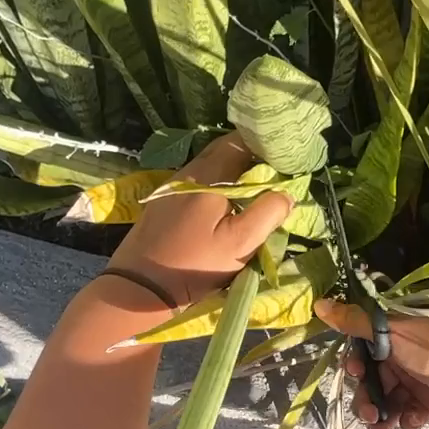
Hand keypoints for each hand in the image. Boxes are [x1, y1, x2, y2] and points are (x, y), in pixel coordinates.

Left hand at [106, 134, 290, 308]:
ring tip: (257, 189)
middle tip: (278, 174)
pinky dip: (219, 185)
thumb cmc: (195, 264)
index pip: (241, 141)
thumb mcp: (240, 243)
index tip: (288, 158)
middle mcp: (189, 171)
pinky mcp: (166, 203)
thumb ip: (268, 212)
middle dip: (253, 157)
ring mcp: (174, 186)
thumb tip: (286, 193)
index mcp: (209, 174)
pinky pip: (199, 182)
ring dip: (235, 172)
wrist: (140, 287)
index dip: (266, 146)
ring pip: (212, 167)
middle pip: (226, 151)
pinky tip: (227, 205)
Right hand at [314, 298, 428, 428]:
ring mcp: (419, 379)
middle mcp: (404, 356)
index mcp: (394, 335)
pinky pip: (410, 413)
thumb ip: (356, 322)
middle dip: (366, 399)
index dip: (354, 365)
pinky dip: (408, 419)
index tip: (354, 374)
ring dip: (382, 416)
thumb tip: (319, 304)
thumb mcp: (392, 332)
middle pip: (373, 381)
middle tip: (369, 415)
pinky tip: (413, 421)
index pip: (363, 351)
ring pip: (389, 401)